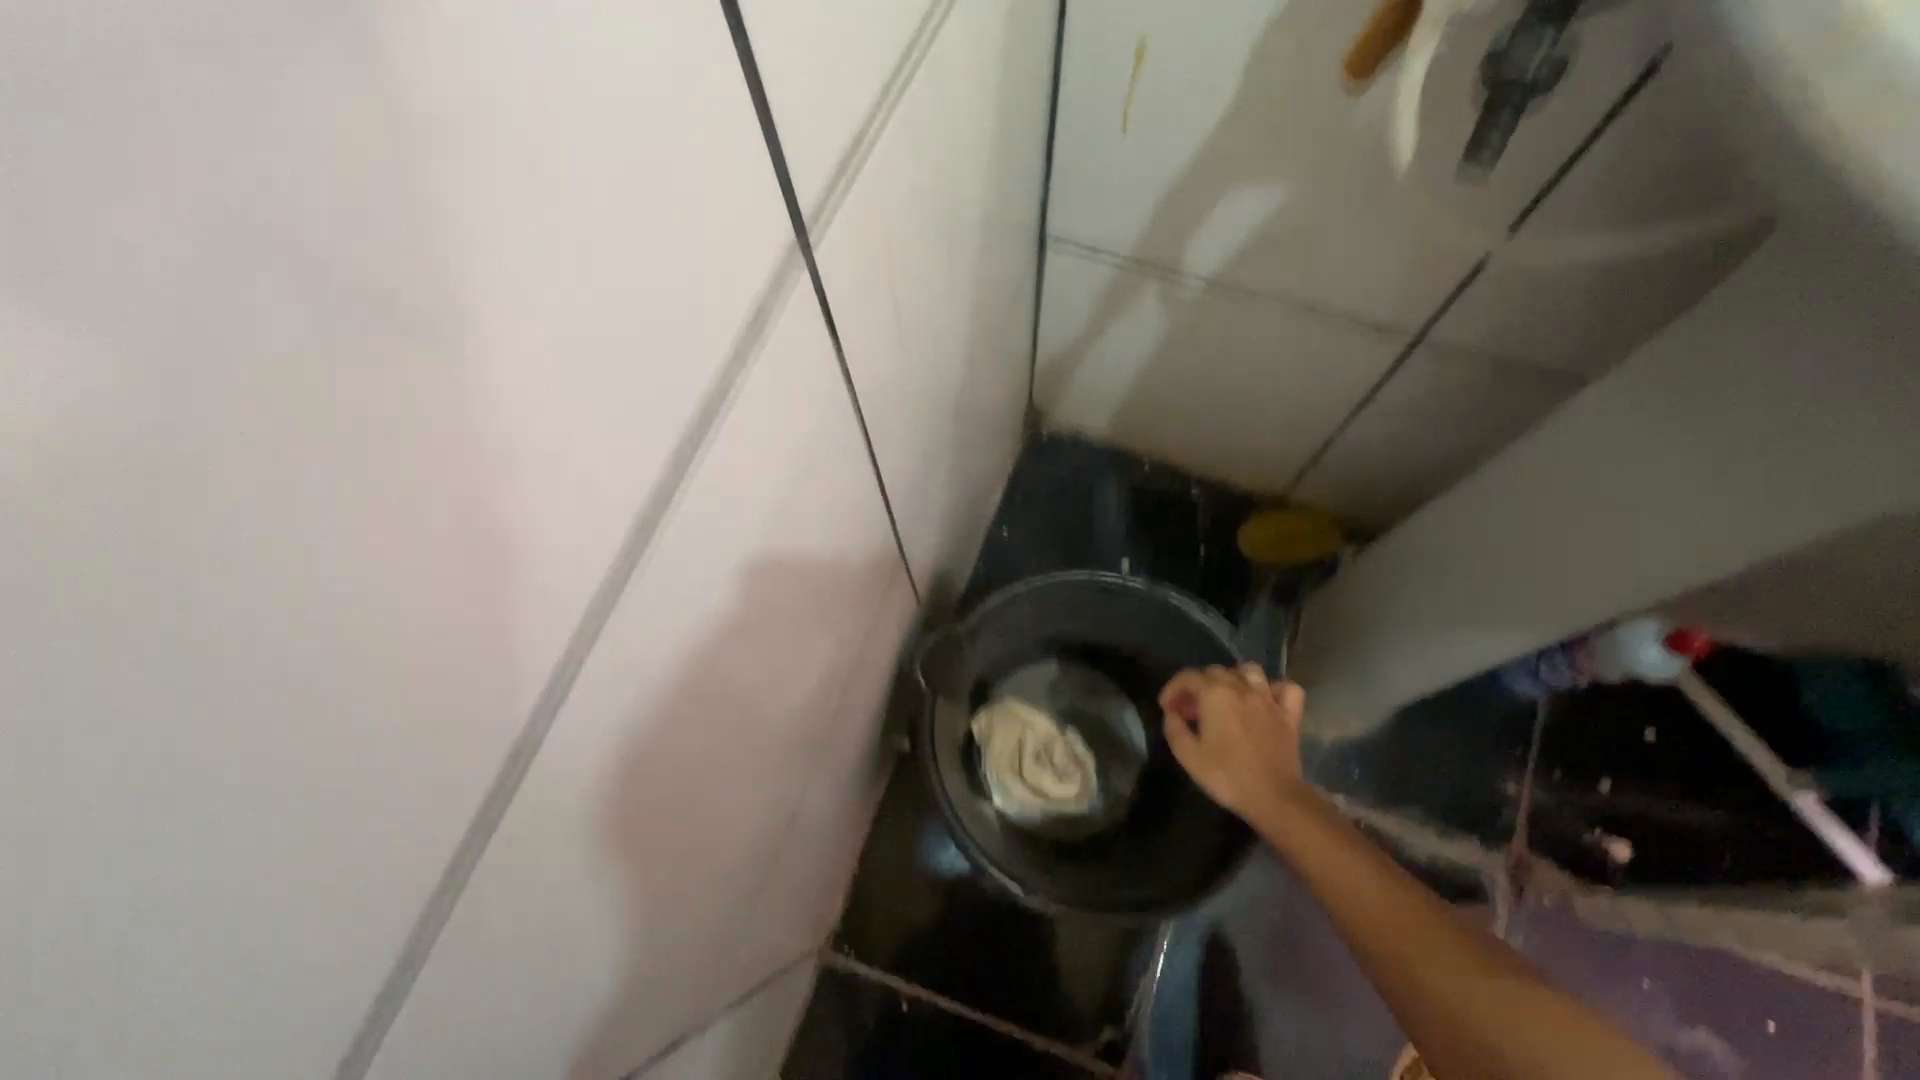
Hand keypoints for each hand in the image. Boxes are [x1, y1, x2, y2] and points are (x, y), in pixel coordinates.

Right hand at [1160, 664, 1307, 822]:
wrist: (1273, 797)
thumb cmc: (1227, 776)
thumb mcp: (1188, 756)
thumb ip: (1174, 729)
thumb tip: (1172, 714)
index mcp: (1215, 695)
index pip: (1188, 677)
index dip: (1173, 689)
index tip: (1166, 708)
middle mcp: (1242, 689)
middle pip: (1216, 672)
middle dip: (1198, 686)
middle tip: (1191, 711)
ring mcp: (1269, 700)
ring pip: (1251, 671)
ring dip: (1234, 678)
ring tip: (1226, 697)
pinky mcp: (1289, 715)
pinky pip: (1287, 689)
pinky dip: (1275, 689)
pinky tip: (1265, 700)